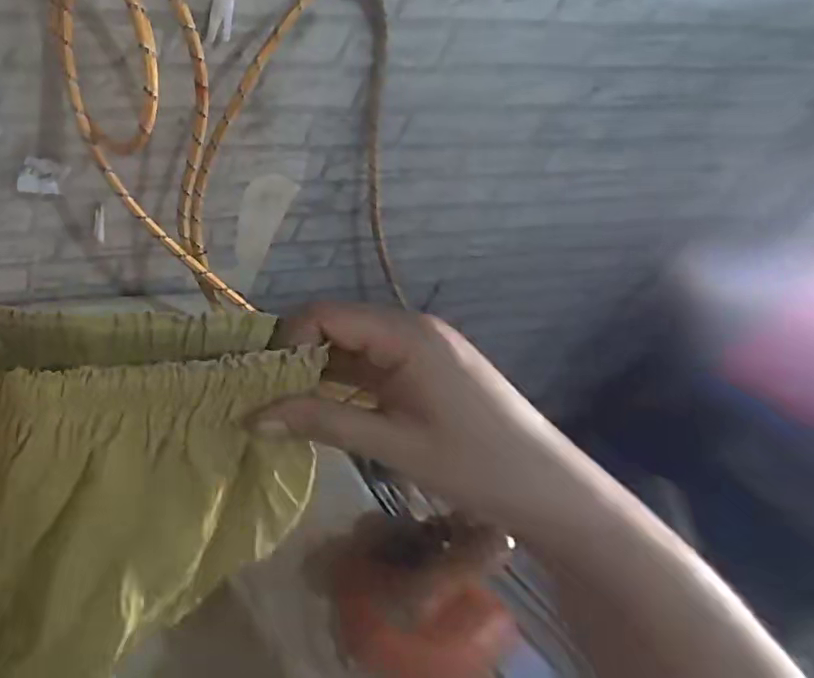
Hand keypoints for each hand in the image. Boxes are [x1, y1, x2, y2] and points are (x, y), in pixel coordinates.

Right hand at [250, 302, 597, 536]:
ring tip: (289, 402)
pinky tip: (325, 405)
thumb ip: (320, 421)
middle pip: (332, 324)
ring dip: (317, 369)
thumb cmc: (479, 467)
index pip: (323, 314)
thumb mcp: (393, 445)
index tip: (267, 382)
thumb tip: (252, 417)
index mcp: (405, 333)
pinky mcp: (423, 366)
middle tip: (270, 394)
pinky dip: (341, 379)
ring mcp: (418, 345)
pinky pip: (368, 360)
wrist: (562, 499)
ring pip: (348, 343)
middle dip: (297, 355)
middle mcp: (409, 326)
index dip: (287, 341)